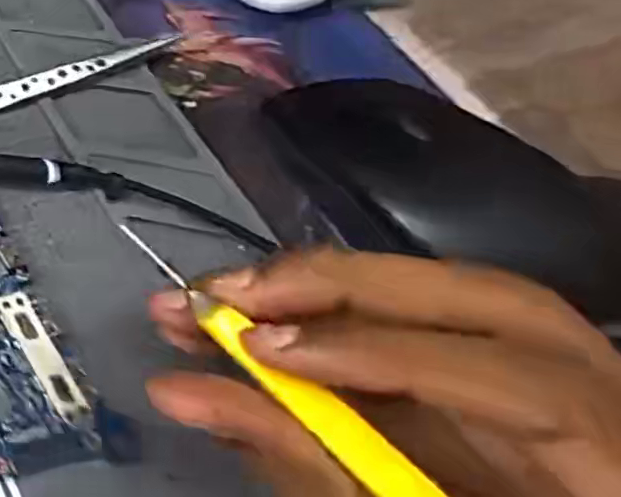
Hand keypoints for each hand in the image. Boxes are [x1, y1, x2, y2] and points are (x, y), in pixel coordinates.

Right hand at [145, 247, 620, 496]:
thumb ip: (301, 462)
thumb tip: (172, 389)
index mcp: (619, 469)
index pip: (527, 385)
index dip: (383, 354)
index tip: (259, 350)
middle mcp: (608, 401)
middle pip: (491, 300)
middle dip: (336, 284)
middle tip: (224, 295)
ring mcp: (556, 370)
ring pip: (441, 286)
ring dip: (312, 280)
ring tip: (215, 293)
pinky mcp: (491, 354)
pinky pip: (405, 306)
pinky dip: (316, 297)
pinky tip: (248, 305)